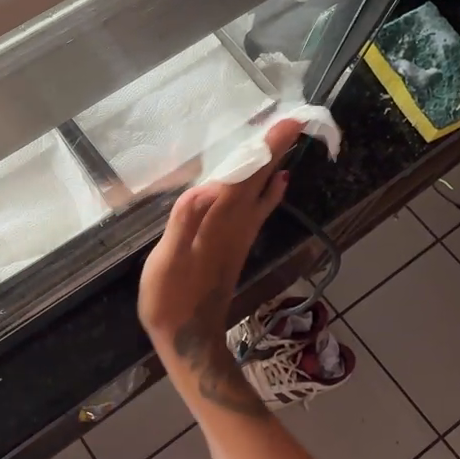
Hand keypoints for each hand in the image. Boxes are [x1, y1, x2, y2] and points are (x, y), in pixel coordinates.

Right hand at [138, 119, 302, 415]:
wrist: (189, 339)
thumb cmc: (169, 299)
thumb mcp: (166, 261)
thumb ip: (183, 223)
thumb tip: (206, 188)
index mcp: (217, 224)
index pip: (244, 178)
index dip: (264, 150)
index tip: (285, 123)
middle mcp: (235, 226)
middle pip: (259, 181)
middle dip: (275, 150)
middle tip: (294, 119)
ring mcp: (239, 237)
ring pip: (263, 193)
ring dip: (275, 165)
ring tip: (287, 140)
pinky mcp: (237, 247)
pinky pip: (261, 210)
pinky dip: (272, 192)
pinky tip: (280, 182)